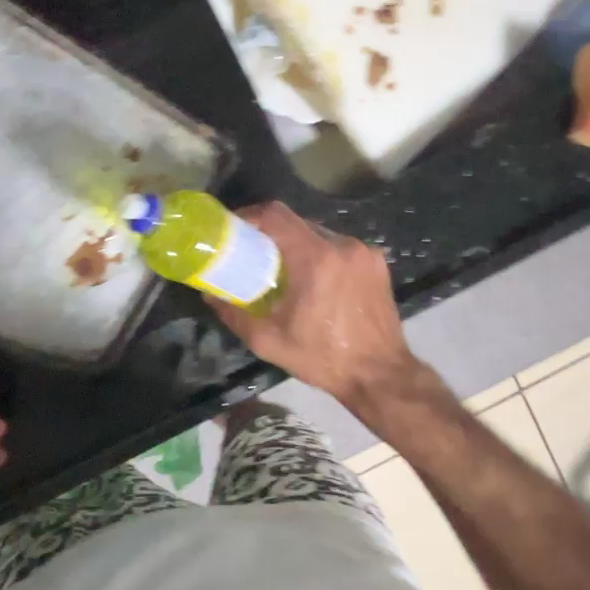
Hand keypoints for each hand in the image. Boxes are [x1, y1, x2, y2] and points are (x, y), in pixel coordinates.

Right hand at [206, 202, 423, 405]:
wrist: (379, 374)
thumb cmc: (322, 358)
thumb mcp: (268, 341)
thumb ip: (234, 313)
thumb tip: (211, 294)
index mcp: (315, 259)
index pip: (275, 216)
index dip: (249, 215)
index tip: (232, 228)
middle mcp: (342, 246)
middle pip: (296, 223)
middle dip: (270, 234)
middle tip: (251, 254)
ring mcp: (363, 252)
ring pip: (318, 234)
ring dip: (296, 246)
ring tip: (280, 271)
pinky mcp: (376, 262)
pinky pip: (338, 248)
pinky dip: (320, 256)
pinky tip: (312, 281)